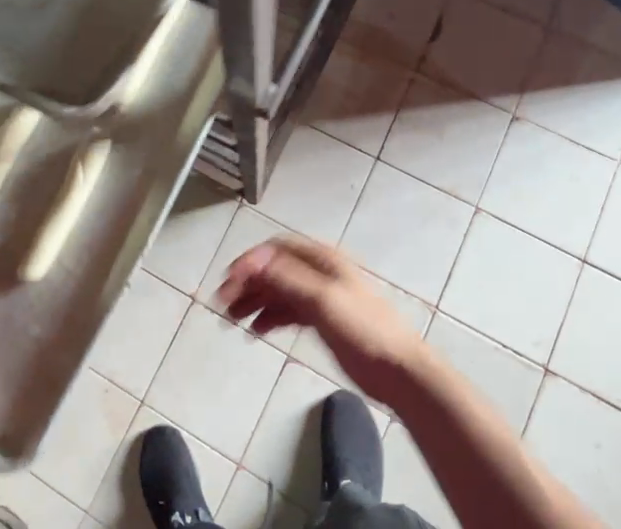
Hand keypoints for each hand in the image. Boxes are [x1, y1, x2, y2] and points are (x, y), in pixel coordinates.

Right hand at [216, 237, 428, 403]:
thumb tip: (251, 260)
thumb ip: (286, 278)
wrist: (398, 370)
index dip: (249, 262)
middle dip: (247, 283)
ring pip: (278, 292)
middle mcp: (318, 272)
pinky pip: (287, 312)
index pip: (275, 250)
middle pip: (274, 270)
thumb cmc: (363, 330)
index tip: (227, 282)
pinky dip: (269, 317)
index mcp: (321, 260)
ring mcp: (320, 296)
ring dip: (254, 301)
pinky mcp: (322, 320)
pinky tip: (255, 331)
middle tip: (222, 304)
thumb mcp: (322, 300)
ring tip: (232, 320)